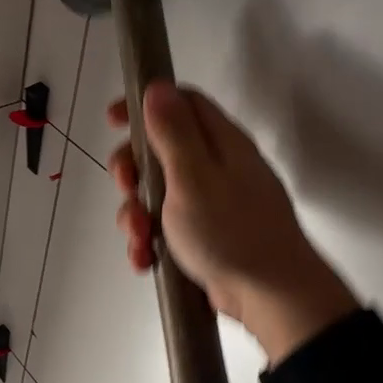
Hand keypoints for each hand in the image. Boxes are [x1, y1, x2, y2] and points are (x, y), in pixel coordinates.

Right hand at [108, 82, 357, 364]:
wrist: (271, 296)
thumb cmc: (230, 231)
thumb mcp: (192, 177)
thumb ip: (172, 132)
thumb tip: (157, 86)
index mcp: (220, 143)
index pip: (181, 102)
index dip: (144, 105)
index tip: (112, 122)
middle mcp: (217, 166)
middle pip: (160, 149)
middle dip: (132, 170)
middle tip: (126, 188)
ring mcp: (212, 202)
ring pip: (157, 192)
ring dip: (136, 213)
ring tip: (139, 238)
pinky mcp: (206, 234)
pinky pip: (166, 226)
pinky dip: (150, 239)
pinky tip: (145, 258)